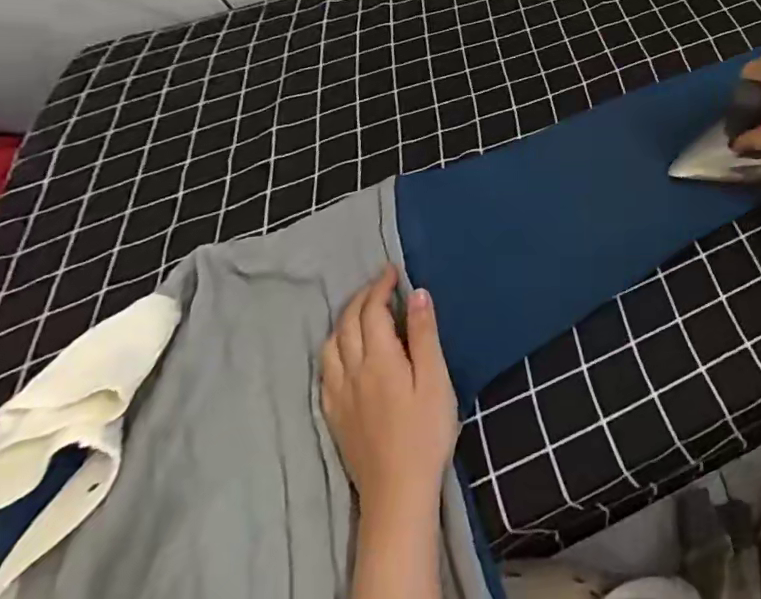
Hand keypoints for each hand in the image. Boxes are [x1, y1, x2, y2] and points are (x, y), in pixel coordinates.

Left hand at [319, 267, 459, 524]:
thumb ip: (424, 335)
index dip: (381, 286)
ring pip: (331, 345)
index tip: (392, 270)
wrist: (398, 490)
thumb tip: (417, 294)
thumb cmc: (426, 431)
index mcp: (379, 359)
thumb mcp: (436, 380)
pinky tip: (345, 352)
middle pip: (347, 323)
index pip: (372, 311)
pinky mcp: (334, 414)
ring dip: (344, 320)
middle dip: (362, 297)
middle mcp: (351, 371)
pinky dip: (334, 347)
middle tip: (380, 284)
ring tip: (362, 311)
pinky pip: (325, 370)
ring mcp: (338, 394)